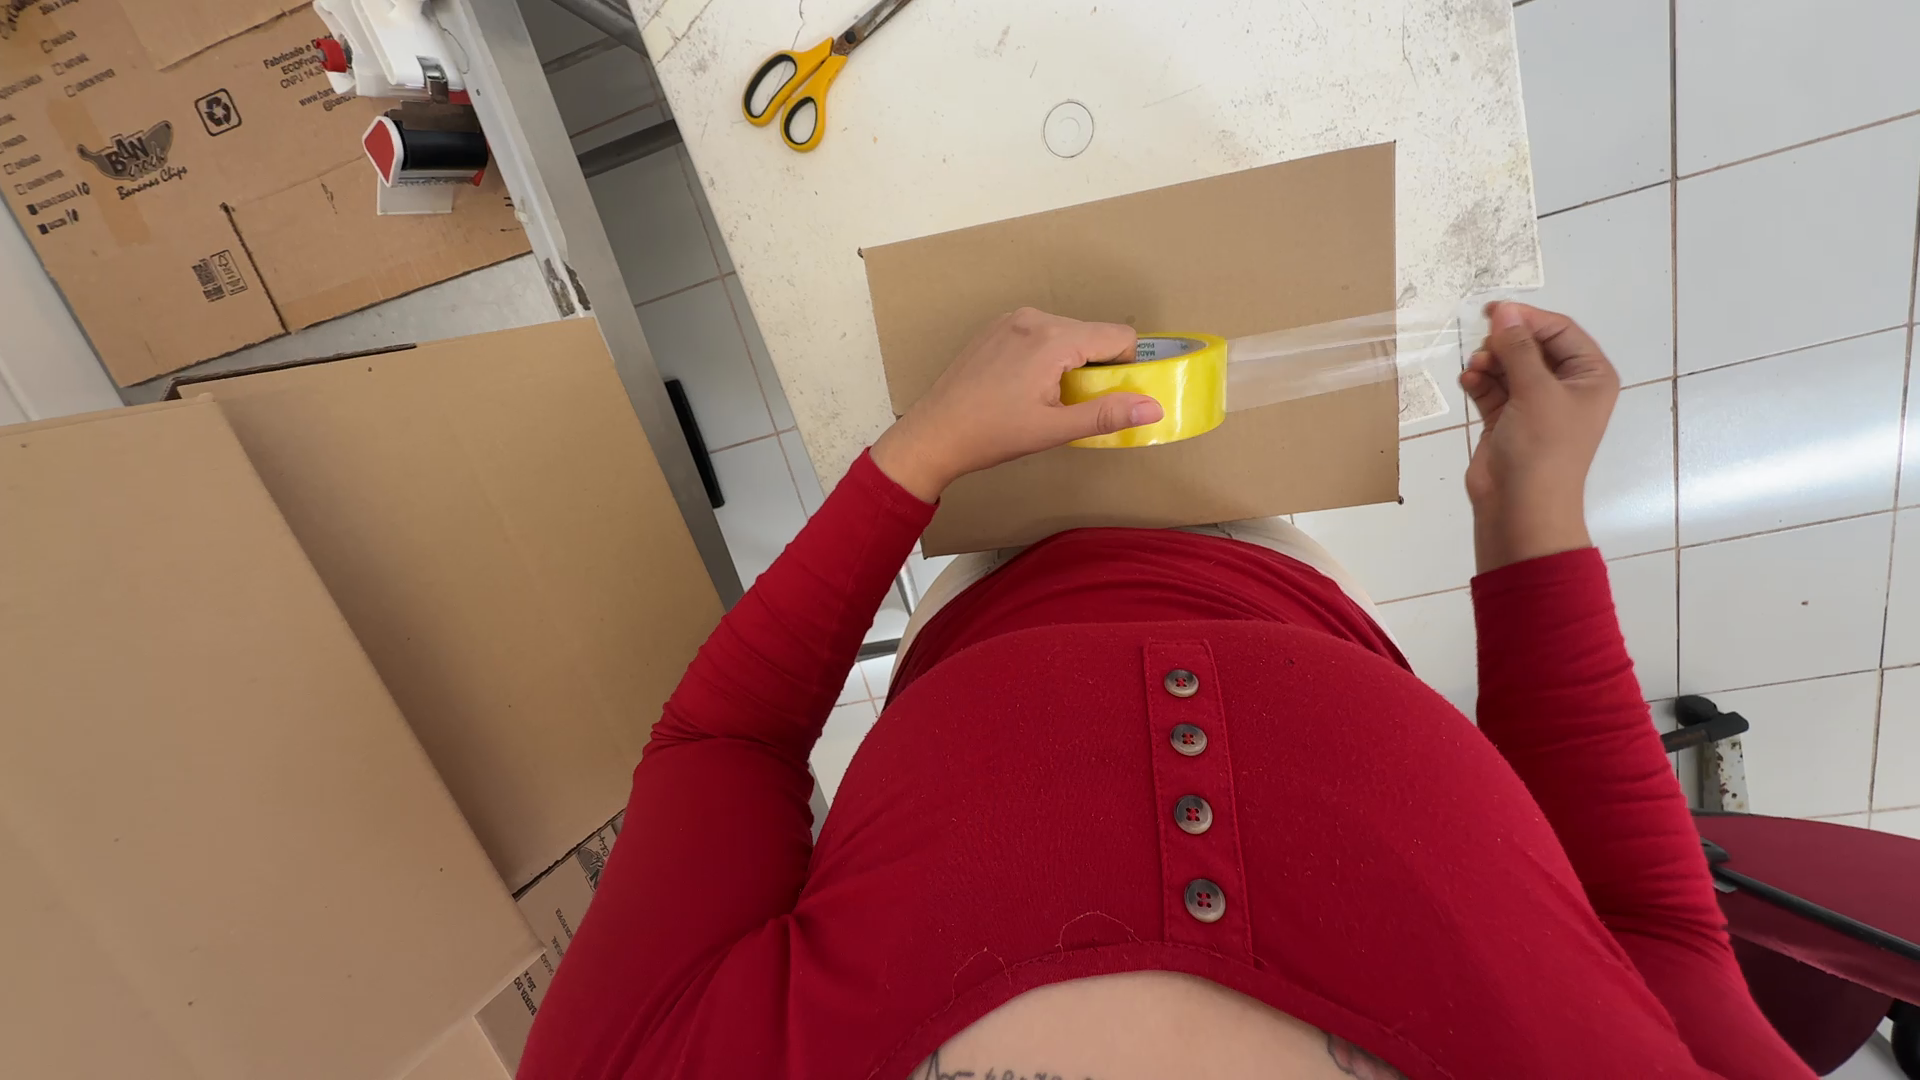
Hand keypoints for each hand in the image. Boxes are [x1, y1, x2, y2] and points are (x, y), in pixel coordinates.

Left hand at [871, 308, 1163, 500]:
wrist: (934, 434)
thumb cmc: (991, 434)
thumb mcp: (1054, 429)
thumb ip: (1107, 414)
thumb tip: (1154, 407)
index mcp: (1054, 338)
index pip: (1119, 335)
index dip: (1124, 367)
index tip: (1105, 397)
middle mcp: (1034, 317)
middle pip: (1091, 334)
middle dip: (1093, 368)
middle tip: (1067, 405)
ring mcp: (1011, 319)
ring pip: (1065, 334)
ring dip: (1067, 363)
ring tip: (1040, 399)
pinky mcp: (995, 328)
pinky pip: (1038, 334)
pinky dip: (1043, 356)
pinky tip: (1021, 388)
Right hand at [1461, 302, 1619, 572]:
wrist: (1521, 503)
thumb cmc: (1542, 447)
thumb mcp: (1535, 392)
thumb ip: (1517, 349)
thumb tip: (1503, 313)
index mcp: (1589, 376)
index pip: (1560, 332)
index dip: (1527, 319)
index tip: (1492, 312)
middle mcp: (1564, 386)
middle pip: (1531, 348)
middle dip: (1505, 343)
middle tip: (1481, 347)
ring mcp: (1533, 405)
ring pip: (1508, 368)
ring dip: (1488, 363)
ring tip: (1473, 369)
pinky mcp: (1505, 420)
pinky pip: (1491, 390)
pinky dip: (1479, 382)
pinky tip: (1468, 381)